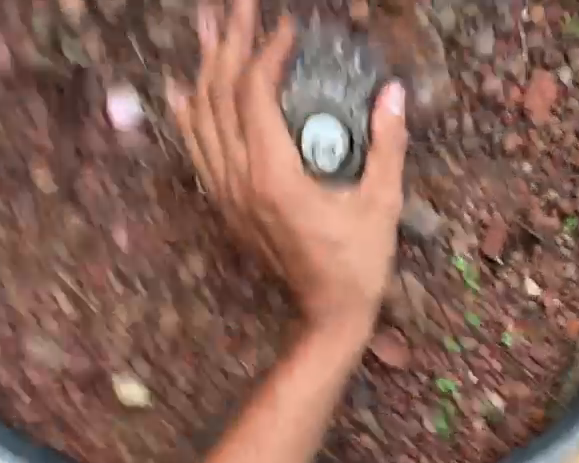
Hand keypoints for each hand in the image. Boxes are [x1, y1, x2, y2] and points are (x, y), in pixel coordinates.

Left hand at [167, 0, 408, 342]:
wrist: (329, 315)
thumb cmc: (359, 264)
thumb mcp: (382, 204)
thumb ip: (388, 146)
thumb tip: (394, 93)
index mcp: (274, 176)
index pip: (255, 92)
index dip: (267, 50)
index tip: (288, 27)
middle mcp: (240, 182)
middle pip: (220, 95)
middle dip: (229, 43)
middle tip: (239, 5)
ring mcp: (228, 197)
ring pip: (201, 120)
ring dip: (204, 69)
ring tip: (208, 28)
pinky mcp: (228, 209)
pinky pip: (198, 152)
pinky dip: (189, 116)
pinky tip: (184, 90)